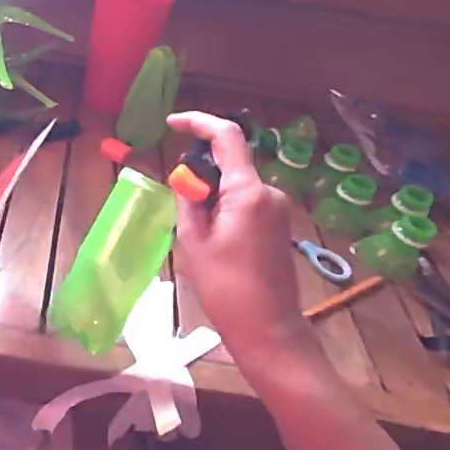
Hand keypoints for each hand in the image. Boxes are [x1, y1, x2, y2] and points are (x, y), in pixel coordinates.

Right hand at [167, 111, 308, 361]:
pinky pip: (243, 202)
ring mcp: (277, 209)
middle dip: (199, 175)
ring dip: (209, 197)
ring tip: (196, 236)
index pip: (227, 138)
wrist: (267, 327)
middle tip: (181, 209)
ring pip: (234, 185)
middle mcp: (268, 193)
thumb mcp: (193, 240)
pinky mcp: (277, 224)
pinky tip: (212, 242)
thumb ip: (189, 200)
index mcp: (248, 192)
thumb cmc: (226, 286)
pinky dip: (222, 209)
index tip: (172, 123)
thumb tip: (187, 177)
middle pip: (228, 163)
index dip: (199, 123)